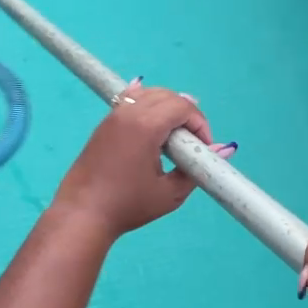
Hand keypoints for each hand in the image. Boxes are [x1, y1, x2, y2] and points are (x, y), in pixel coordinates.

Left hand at [50, 83, 218, 239]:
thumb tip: (225, 150)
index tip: (204, 147)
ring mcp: (113, 116)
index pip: (183, 106)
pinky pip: (130, 100)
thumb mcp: (170, 194)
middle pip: (167, 95)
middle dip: (186, 113)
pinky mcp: (104, 124)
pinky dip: (147, 104)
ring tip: (175, 133)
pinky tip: (152, 116)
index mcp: (145, 126)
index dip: (200, 123)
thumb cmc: (128, 206)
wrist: (83, 213)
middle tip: (193, 141)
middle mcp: (128, 113)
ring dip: (167, 107)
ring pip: (148, 94)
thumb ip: (197, 169)